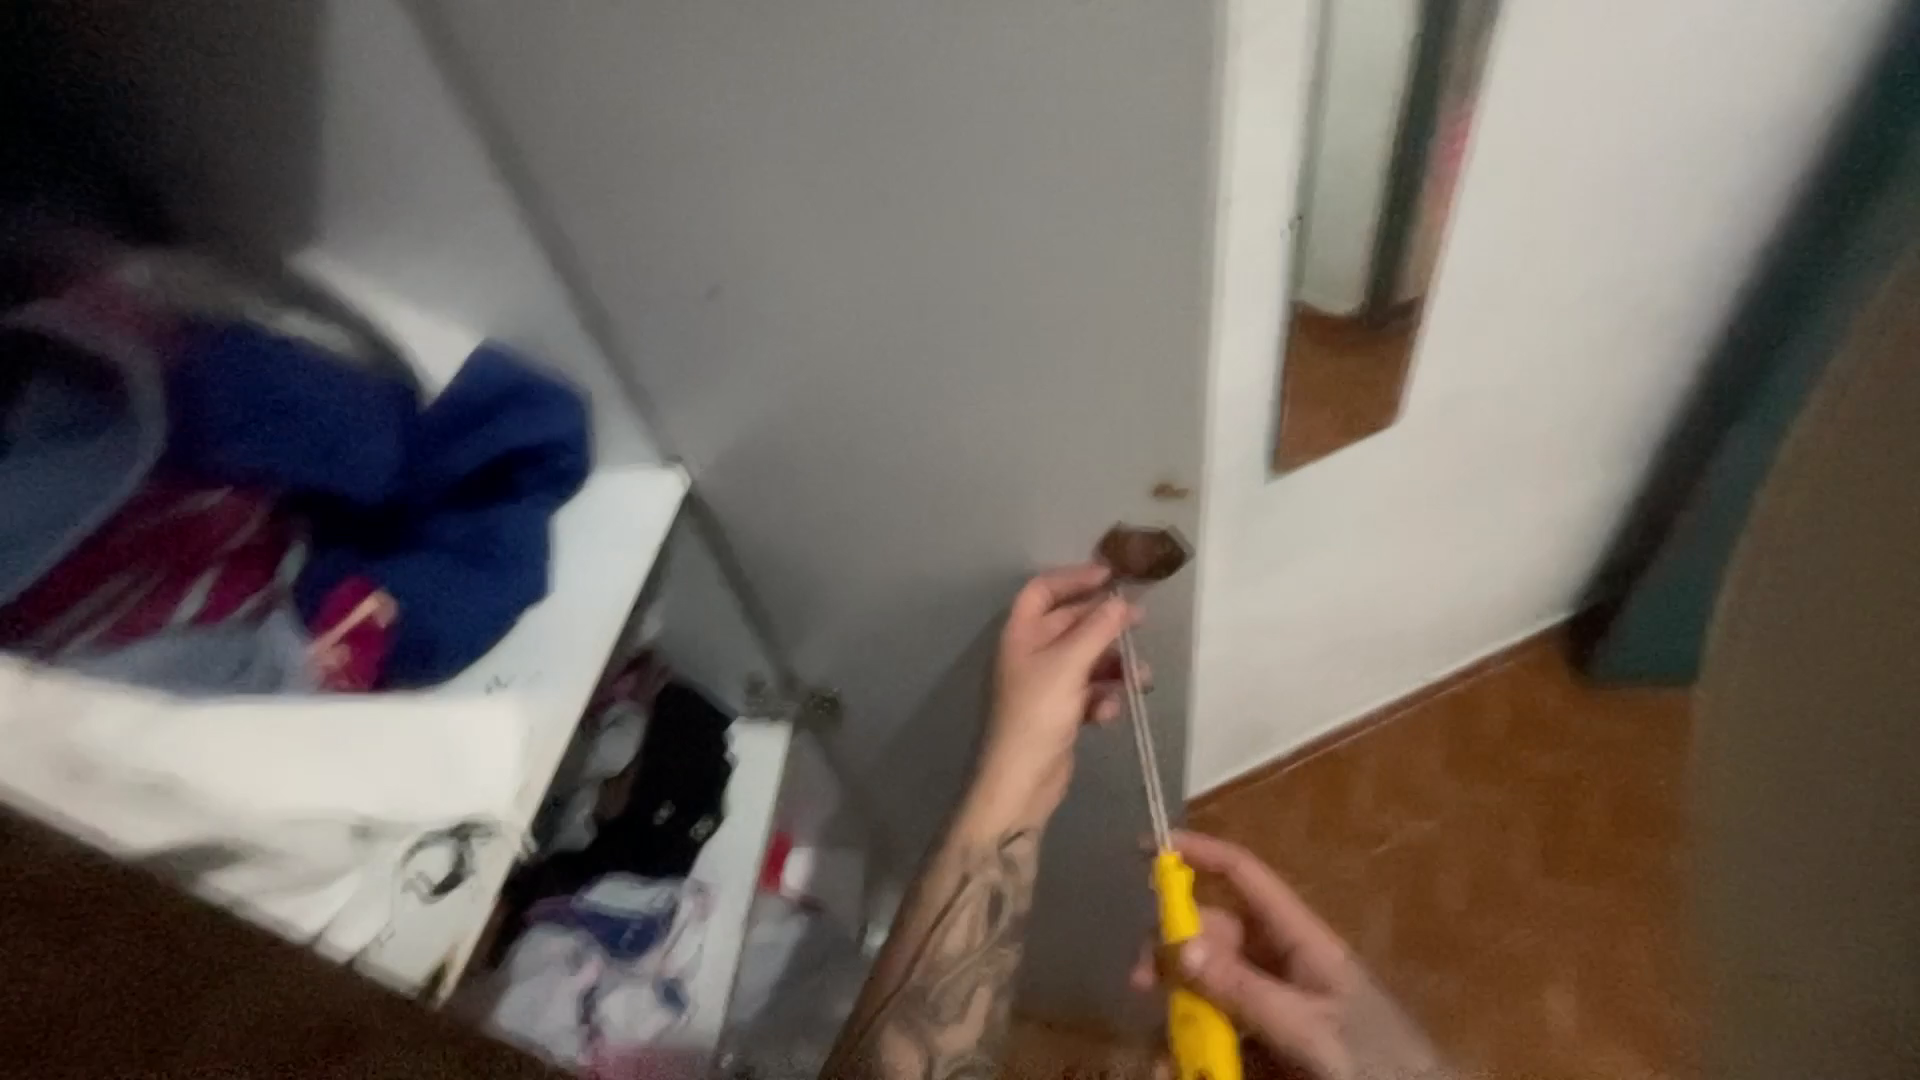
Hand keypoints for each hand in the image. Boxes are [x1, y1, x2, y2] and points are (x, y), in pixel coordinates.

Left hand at [971, 564, 1140, 824]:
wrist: (1020, 781)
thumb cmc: (1037, 713)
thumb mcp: (1069, 664)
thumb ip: (1097, 629)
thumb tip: (1122, 601)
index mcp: (1021, 633)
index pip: (1043, 590)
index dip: (1074, 578)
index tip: (1111, 576)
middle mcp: (1031, 653)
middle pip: (1070, 624)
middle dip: (1105, 624)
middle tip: (1140, 621)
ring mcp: (1045, 684)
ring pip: (1086, 660)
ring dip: (1113, 666)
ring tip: (1140, 677)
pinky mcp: (1059, 712)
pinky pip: (1087, 693)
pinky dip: (1101, 699)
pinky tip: (1108, 714)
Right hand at [1130, 832, 1441, 1079]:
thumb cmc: (1378, 1063)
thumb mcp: (1313, 1028)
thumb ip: (1246, 991)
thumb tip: (1178, 947)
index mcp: (1297, 937)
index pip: (1241, 874)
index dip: (1198, 852)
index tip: (1147, 848)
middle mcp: (1276, 961)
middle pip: (1209, 933)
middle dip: (1170, 949)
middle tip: (1139, 981)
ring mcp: (1269, 1004)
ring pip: (1204, 986)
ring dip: (1177, 1010)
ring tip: (1164, 1052)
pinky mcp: (1264, 1046)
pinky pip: (1215, 1033)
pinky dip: (1192, 1049)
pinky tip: (1177, 1068)